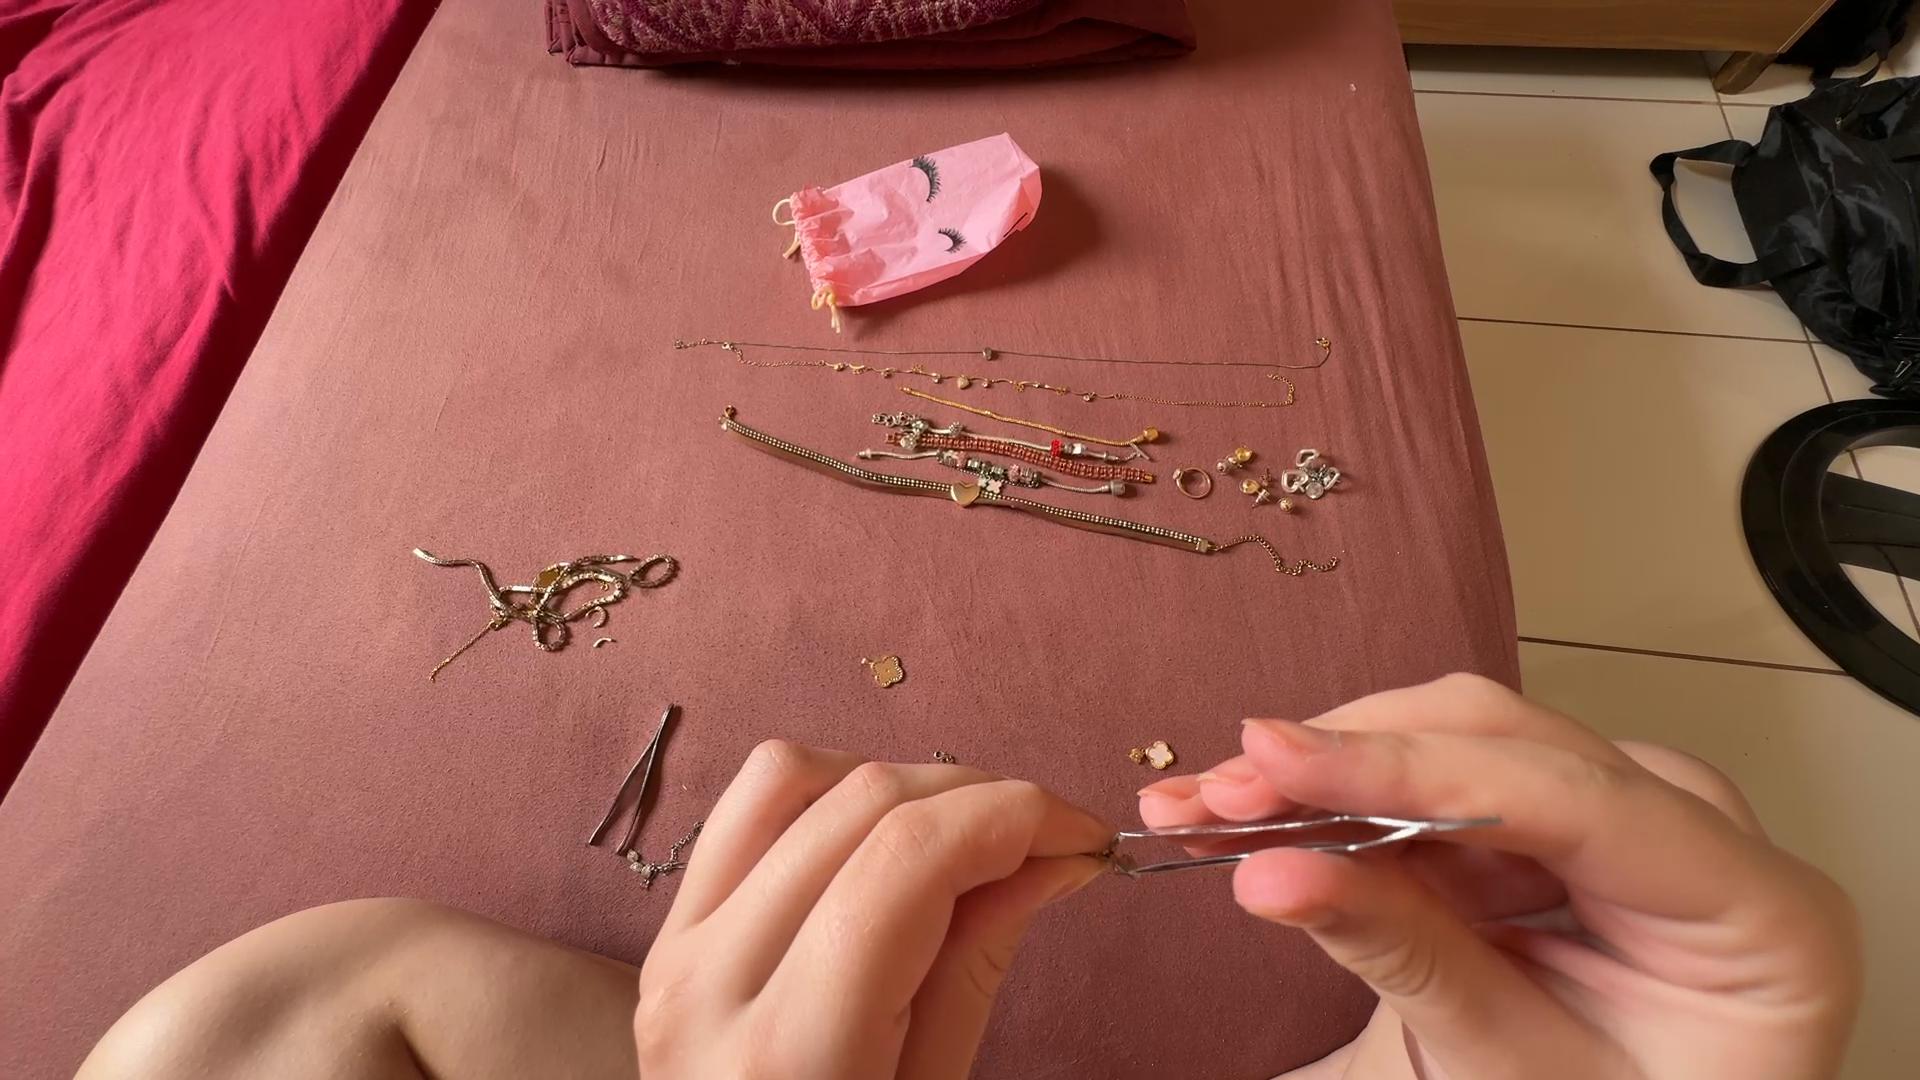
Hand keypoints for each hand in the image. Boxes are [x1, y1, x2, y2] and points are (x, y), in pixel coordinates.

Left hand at [636, 741, 1111, 1079]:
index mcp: (788, 1054)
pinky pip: (749, 799)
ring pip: (797, 774)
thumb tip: (1055, 852)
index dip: (1014, 817)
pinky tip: (874, 826)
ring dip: (903, 782)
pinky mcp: (670, 919)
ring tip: (960, 831)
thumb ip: (981, 957)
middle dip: (978, 795)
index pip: (910, 862)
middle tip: (1044, 833)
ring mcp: (672, 938)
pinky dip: (826, 781)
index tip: (1080, 830)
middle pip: (865, 803)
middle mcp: (709, 976)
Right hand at [1137, 674, 1861, 1079]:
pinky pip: (1394, 781)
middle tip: (1219, 793)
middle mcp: (1667, 819)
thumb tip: (1267, 877)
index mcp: (1745, 904)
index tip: (1272, 757)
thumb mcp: (1517, 1071)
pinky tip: (1231, 811)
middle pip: (1473, 736)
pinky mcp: (1504, 811)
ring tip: (1196, 805)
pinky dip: (1310, 800)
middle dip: (1331, 763)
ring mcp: (1581, 803)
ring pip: (1416, 740)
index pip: (1553, 791)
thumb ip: (1402, 957)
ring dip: (1300, 777)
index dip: (1396, 766)